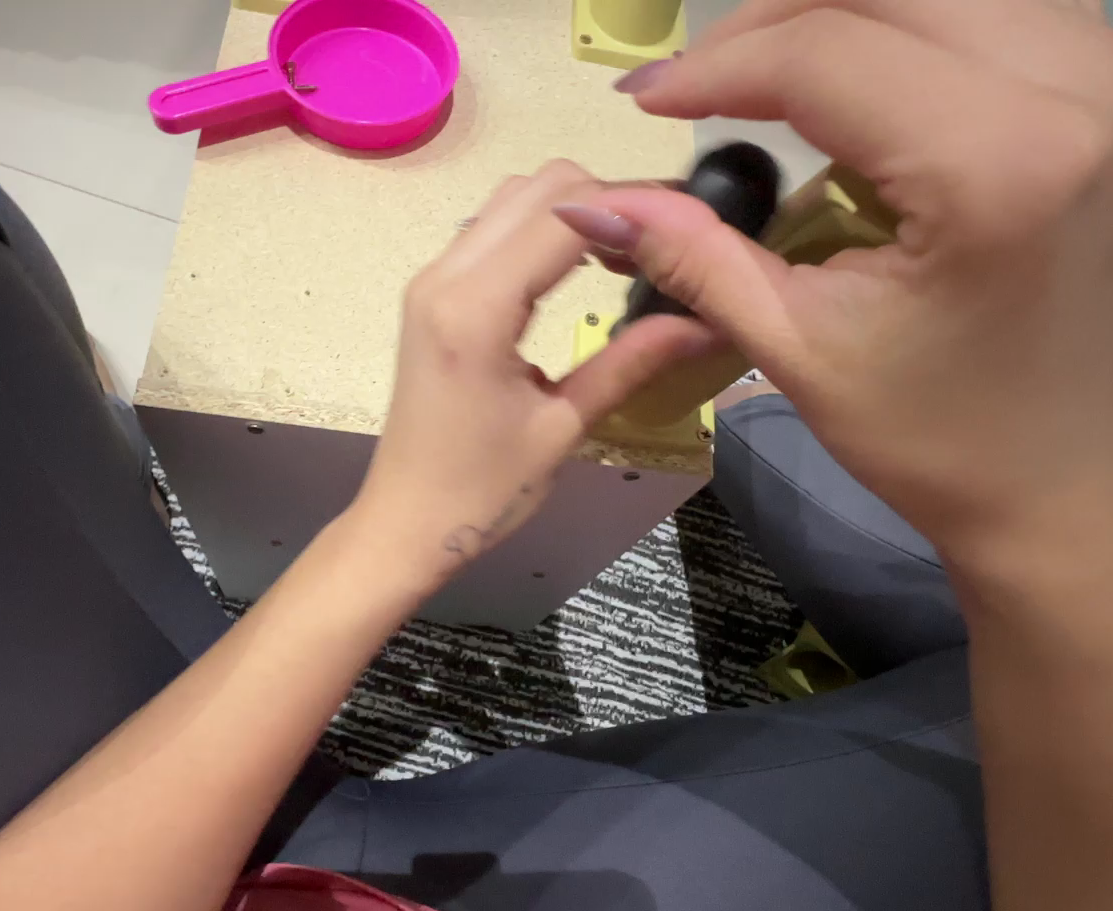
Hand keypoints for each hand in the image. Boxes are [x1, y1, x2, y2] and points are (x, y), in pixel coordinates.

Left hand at [345, 160, 717, 591]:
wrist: (405, 522)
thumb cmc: (481, 491)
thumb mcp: (563, 428)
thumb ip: (630, 362)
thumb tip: (707, 322)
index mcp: (476, 308)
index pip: (567, 212)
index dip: (636, 209)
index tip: (689, 230)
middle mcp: (444, 275)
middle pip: (539, 187)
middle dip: (607, 202)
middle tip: (659, 247)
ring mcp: (430, 281)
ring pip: (512, 200)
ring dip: (572, 213)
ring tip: (623, 259)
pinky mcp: (429, 296)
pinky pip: (490, 232)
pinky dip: (539, 233)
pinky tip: (574, 272)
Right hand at [552, 0, 1112, 565]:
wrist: (1041, 473)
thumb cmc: (917, 432)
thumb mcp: (790, 347)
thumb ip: (691, 257)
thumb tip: (589, 208)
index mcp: (998, 166)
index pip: (829, 57)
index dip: (717, 69)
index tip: (641, 103)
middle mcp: (1084, 85)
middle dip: (768, 21)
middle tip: (690, 83)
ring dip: (833, 13)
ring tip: (752, 71)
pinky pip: (993, 2)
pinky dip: (901, 24)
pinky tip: (845, 75)